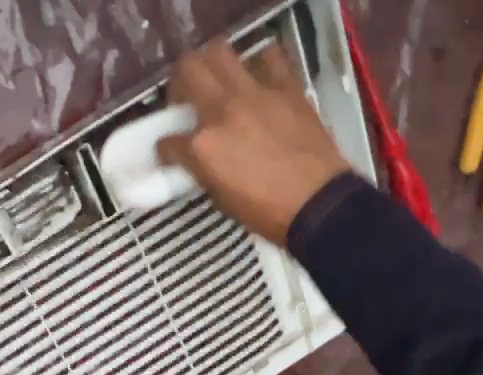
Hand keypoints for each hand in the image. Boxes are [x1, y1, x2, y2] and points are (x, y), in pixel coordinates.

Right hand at [157, 42, 352, 245]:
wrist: (316, 205)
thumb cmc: (266, 213)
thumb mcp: (222, 198)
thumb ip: (204, 170)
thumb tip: (199, 160)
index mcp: (202, 148)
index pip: (168, 141)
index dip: (166, 148)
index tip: (171, 152)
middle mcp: (222, 111)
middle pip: (187, 71)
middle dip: (180, 83)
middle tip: (188, 99)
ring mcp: (255, 94)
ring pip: (219, 53)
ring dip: (213, 66)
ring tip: (220, 84)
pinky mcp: (286, 87)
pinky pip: (269, 58)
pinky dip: (261, 65)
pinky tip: (262, 81)